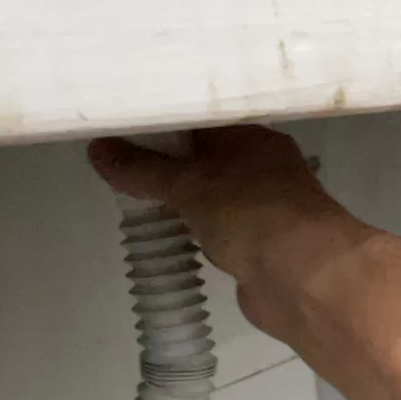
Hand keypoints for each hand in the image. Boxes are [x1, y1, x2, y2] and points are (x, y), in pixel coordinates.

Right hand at [88, 127, 366, 331]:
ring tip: (136, 197)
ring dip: (185, 203)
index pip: (203, 121)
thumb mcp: (189, 184)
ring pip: (215, 199)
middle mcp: (263, 169)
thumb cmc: (250, 214)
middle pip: (207, 160)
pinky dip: (200, 235)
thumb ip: (144, 169)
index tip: (124, 126)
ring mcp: (264, 210)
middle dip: (170, 165)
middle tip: (121, 163)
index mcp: (254, 138)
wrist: (302, 278)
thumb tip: (97, 149)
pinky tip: (173, 236)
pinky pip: (220, 234)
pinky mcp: (260, 248)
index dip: (165, 124)